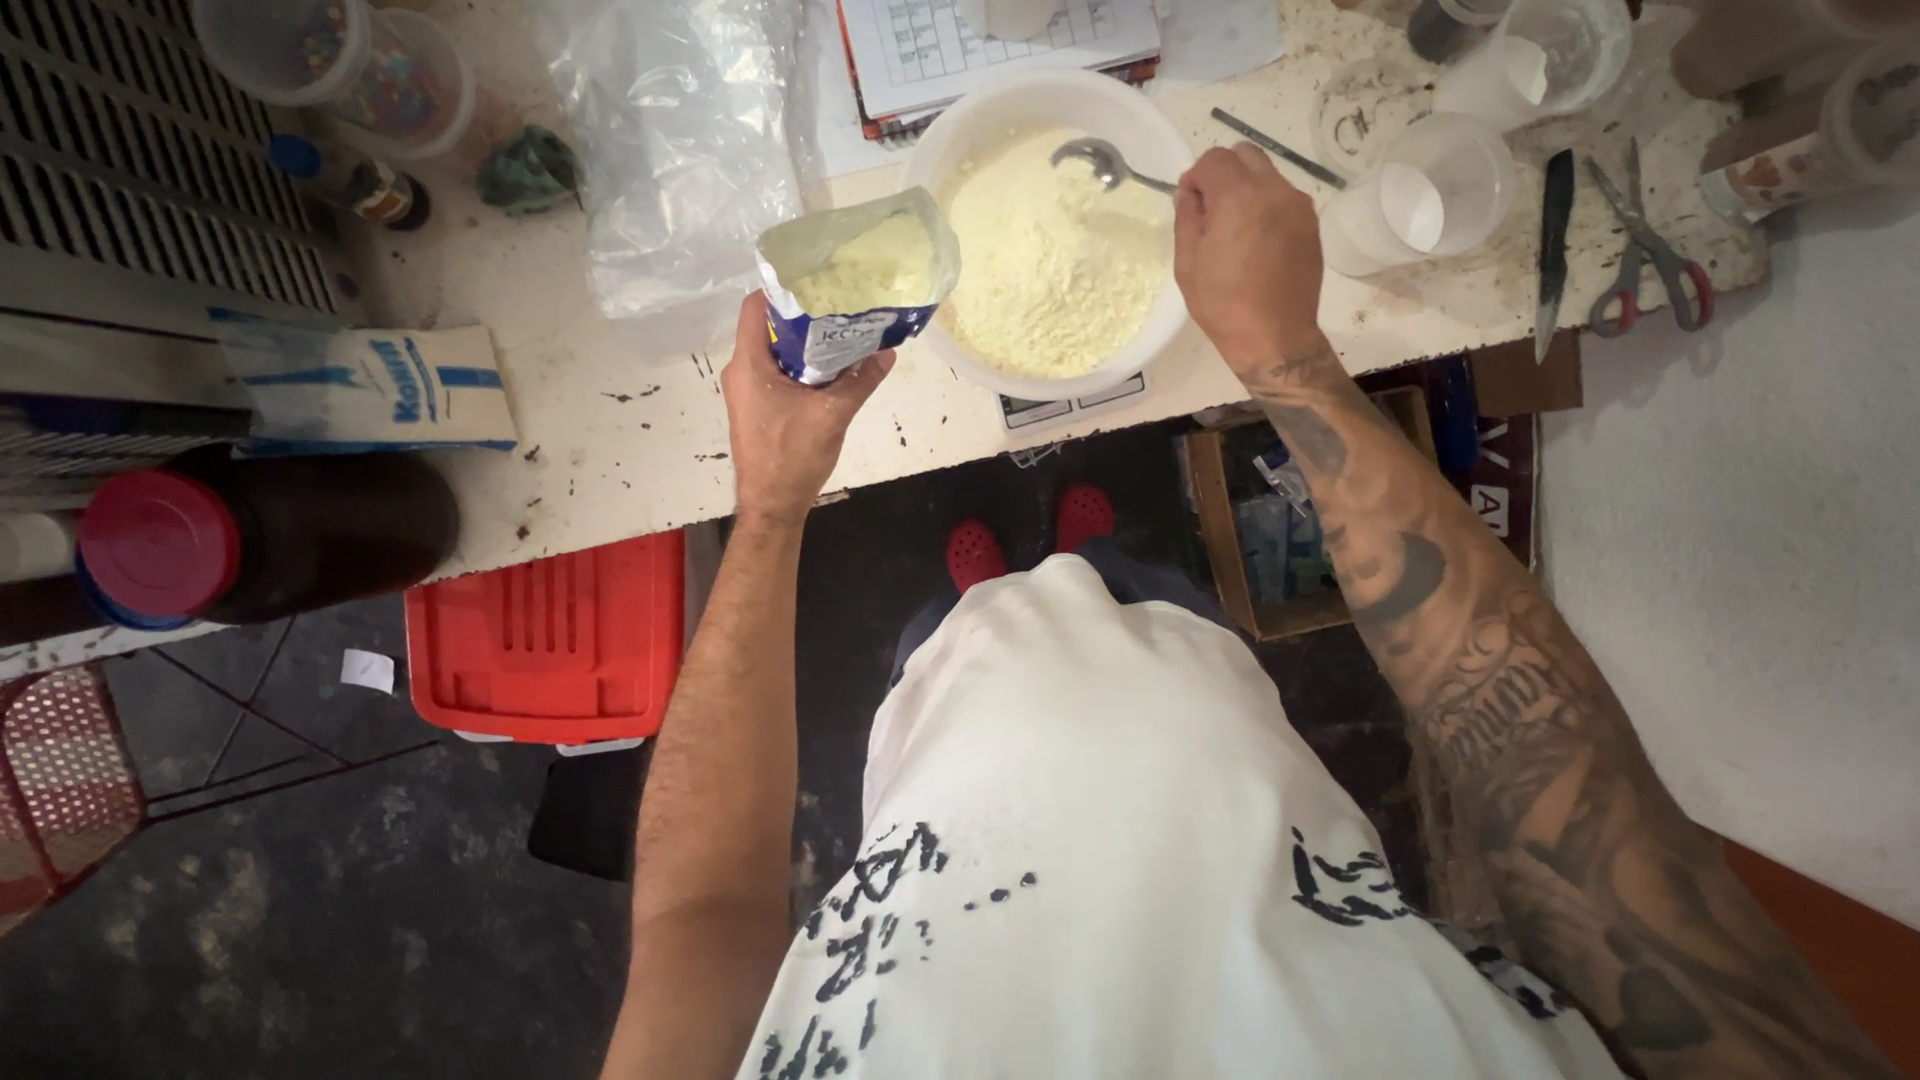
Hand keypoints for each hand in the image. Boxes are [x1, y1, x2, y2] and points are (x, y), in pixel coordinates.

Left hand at [721, 292, 894, 526]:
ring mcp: (747, 392)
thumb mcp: (833, 414)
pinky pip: (776, 375)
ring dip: (805, 346)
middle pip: (769, 328)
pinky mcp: (757, 408)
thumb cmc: (793, 457)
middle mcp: (741, 372)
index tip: (818, 286)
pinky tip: (830, 373)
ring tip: (841, 338)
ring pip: (775, 354)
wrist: (773, 505)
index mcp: (749, 364)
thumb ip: (860, 380)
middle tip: (839, 310)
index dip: (784, 291)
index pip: (755, 306)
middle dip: (804, 318)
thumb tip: (888, 352)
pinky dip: (801, 368)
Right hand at [1174, 144, 1328, 385]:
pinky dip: (1265, 206)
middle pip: (1246, 155)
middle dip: (1223, 173)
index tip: (1189, 203)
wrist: (1275, 336)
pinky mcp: (1311, 224)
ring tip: (1234, 229)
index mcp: (1238, 197)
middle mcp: (1274, 190)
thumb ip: (1187, 218)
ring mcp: (1298, 206)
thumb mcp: (1188, 263)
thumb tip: (1189, 194)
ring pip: (1267, 175)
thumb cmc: (1223, 304)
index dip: (1196, 177)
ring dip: (1246, 189)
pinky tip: (1255, 242)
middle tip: (1210, 209)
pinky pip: (1283, 198)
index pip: (1215, 159)